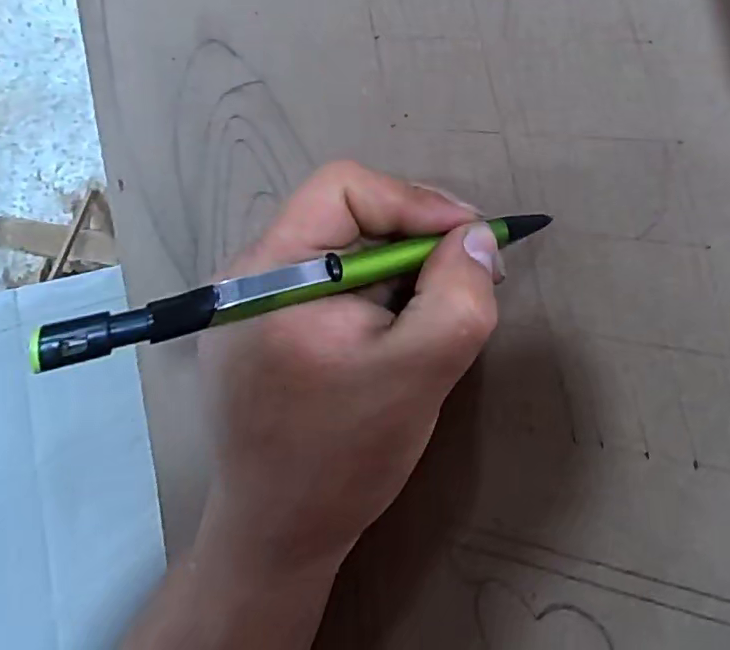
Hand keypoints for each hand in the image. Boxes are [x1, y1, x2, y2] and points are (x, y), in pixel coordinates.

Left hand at [193, 161, 501, 577]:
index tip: (468, 237)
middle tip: (470, 268)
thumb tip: (477, 237)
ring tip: (440, 302)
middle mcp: (252, 270)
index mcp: (270, 270)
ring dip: (403, 263)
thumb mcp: (418, 375)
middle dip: (417, 233)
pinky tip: (404, 323)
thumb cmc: (341, 459)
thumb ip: (458, 297)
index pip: (344, 189)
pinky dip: (381, 287)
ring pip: (346, 245)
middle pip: (346, 213)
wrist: (277, 539)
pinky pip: (335, 277)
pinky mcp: (270, 321)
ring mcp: (257, 297)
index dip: (413, 201)